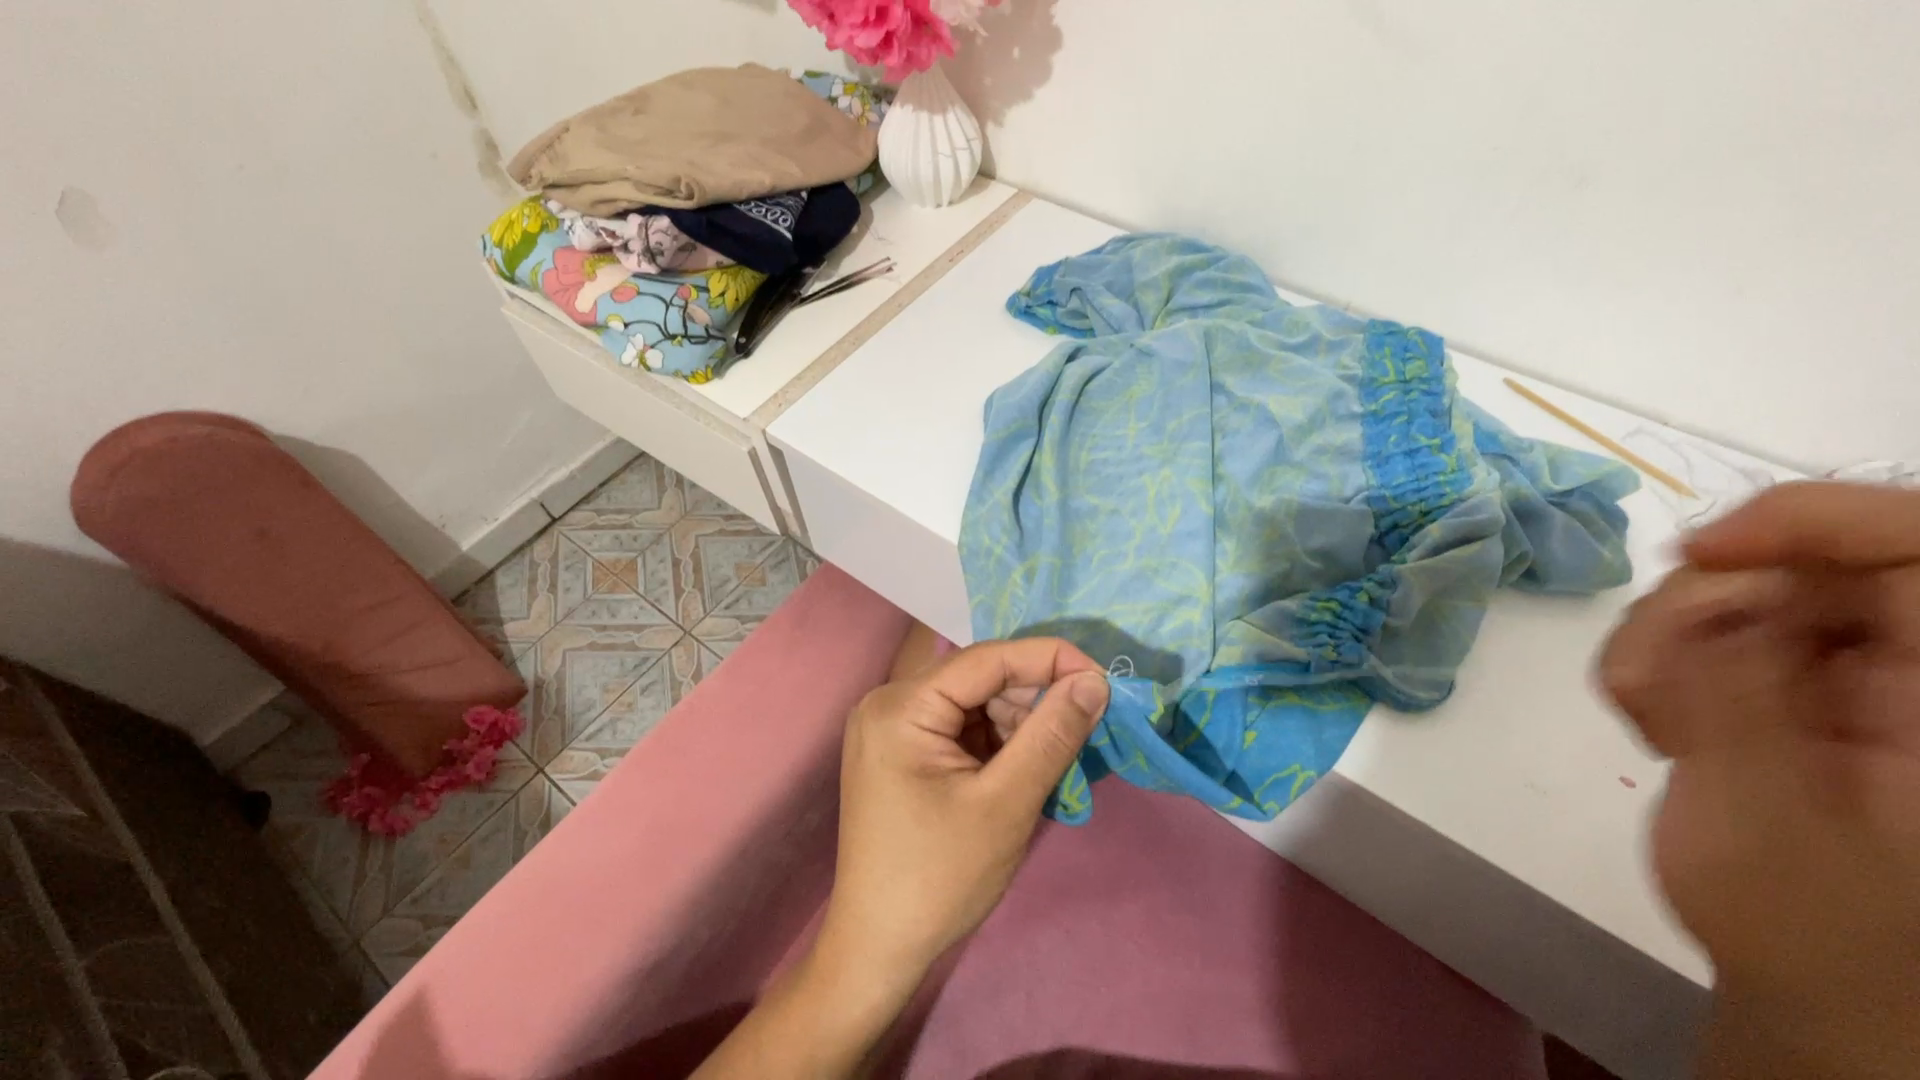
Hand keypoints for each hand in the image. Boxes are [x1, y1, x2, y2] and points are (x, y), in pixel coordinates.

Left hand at [694, 637, 1109, 1079]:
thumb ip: (1052, 735)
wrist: (879, 945)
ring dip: (1020, 722)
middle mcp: (889, 703)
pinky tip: (1026, 767)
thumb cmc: (941, 876)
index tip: (1103, 679)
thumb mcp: (1007, 803)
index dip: (1049, 659)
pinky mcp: (902, 753)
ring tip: (1056, 758)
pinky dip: (999, 742)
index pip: (986, 659)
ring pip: (975, 703)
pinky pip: (961, 728)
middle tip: (1086, 727)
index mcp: (901, 706)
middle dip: (1035, 698)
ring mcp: (892, 728)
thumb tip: (1094, 681)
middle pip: (980, 679)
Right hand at [1599, 482, 1919, 1077]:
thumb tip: (1703, 583)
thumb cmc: (1815, 930)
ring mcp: (1843, 673)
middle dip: (1698, 608)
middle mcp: (1907, 665)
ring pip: (1730, 589)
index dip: (1809, 520)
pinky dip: (1653, 664)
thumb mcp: (1769, 817)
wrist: (1813, 990)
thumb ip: (1738, 696)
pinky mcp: (1782, 685)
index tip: (1700, 555)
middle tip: (1653, 686)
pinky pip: (1696, 630)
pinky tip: (1660, 726)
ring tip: (1654, 723)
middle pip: (1795, 562)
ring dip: (1661, 642)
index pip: (1915, 543)